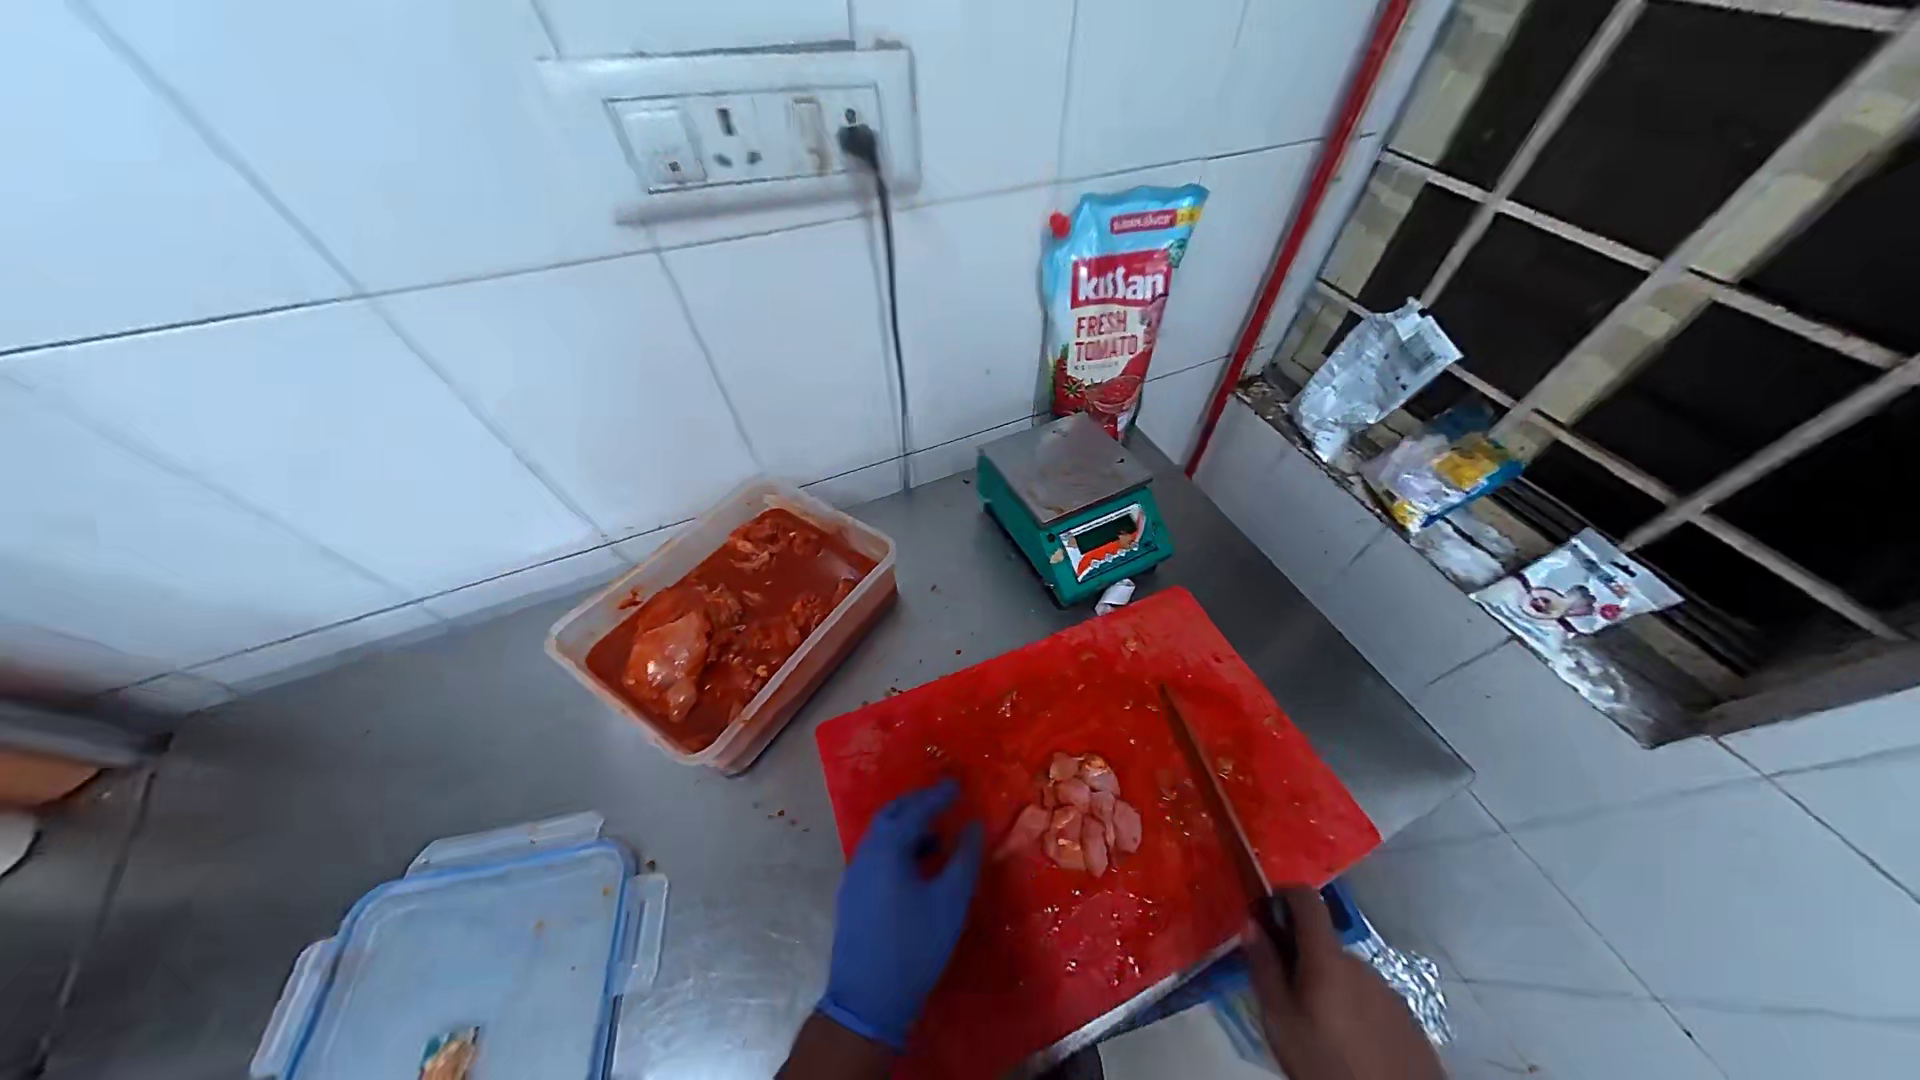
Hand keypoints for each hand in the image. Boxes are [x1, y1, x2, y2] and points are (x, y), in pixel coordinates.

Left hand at [818, 779, 984, 1048]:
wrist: (867, 1000)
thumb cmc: (913, 946)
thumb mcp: (949, 902)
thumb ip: (964, 859)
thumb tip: (974, 826)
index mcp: (887, 848)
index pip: (915, 810)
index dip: (938, 795)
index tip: (957, 783)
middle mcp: (866, 853)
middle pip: (891, 815)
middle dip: (918, 803)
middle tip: (944, 799)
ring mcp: (855, 874)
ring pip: (881, 835)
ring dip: (907, 826)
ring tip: (936, 834)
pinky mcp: (852, 894)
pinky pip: (876, 853)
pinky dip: (898, 846)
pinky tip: (917, 864)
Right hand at [1245, 887, 1446, 1079]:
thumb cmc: (1327, 1067)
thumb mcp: (1280, 1021)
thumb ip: (1264, 967)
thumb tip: (1251, 923)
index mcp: (1328, 958)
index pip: (1307, 899)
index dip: (1283, 893)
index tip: (1264, 910)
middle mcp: (1361, 964)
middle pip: (1323, 943)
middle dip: (1300, 955)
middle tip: (1284, 992)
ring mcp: (1389, 992)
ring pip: (1346, 972)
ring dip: (1327, 983)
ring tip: (1317, 1025)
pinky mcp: (1409, 1021)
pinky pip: (1370, 998)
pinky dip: (1353, 1006)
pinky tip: (1349, 1043)